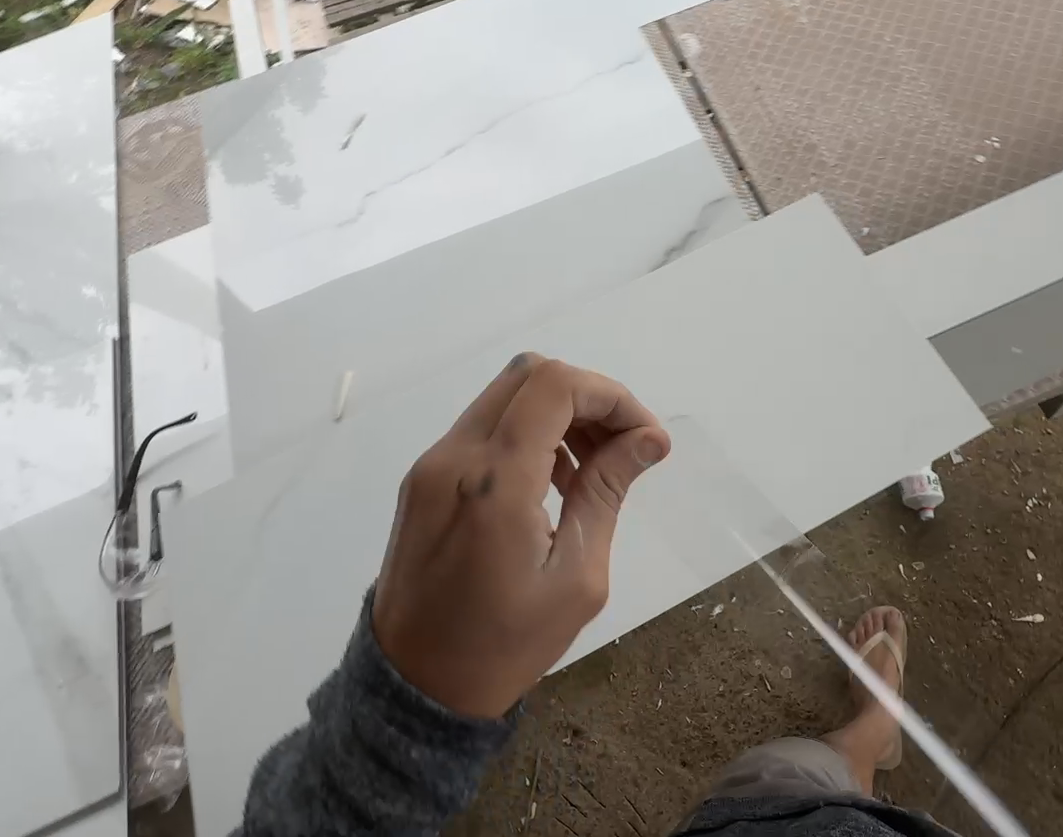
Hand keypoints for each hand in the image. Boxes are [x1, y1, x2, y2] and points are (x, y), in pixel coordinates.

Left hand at [372, 353, 670, 718]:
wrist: (413, 690)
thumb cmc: (505, 645)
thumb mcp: (576, 577)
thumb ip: (608, 492)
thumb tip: (650, 439)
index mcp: (494, 483)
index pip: (556, 386)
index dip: (611, 396)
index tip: (644, 438)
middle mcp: (454, 456)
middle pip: (530, 373)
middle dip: (589, 397)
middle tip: (621, 446)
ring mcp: (432, 463)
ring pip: (507, 393)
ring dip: (560, 412)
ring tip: (591, 469)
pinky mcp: (424, 476)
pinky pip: (486, 425)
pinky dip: (529, 431)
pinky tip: (552, 481)